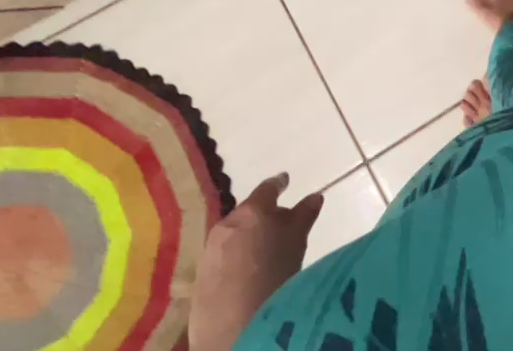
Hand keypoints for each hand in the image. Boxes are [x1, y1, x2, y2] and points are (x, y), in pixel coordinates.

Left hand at [189, 173, 323, 350]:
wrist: (234, 331)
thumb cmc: (275, 277)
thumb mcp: (297, 243)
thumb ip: (304, 216)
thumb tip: (314, 196)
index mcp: (251, 211)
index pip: (266, 189)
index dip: (278, 184)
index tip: (286, 181)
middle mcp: (226, 225)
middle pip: (248, 213)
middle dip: (263, 216)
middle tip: (281, 225)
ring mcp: (209, 252)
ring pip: (233, 235)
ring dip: (248, 238)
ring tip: (265, 253)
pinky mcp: (198, 279)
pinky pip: (222, 257)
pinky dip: (236, 258)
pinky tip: (247, 274)